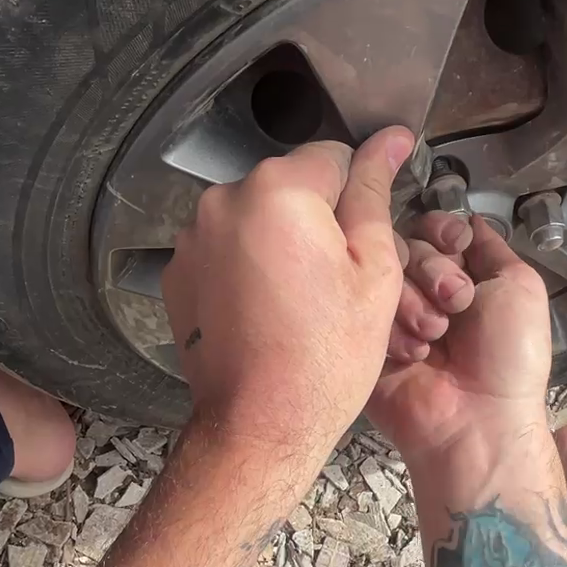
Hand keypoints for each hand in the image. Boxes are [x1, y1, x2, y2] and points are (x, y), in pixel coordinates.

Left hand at [164, 126, 413, 454]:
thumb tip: (388, 141)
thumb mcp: (374, 273)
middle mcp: (223, 200)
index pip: (333, 155)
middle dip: (315, 220)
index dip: (358, 196)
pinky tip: (264, 311)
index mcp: (279, 190)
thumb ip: (375, 195)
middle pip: (288, 187)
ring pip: (255, 219)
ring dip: (279, 242)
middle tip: (335, 281)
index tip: (364, 238)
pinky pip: (224, 250)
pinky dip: (245, 267)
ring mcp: (192, 238)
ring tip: (298, 301)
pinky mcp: (178, 273)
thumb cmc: (324, 358)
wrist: (258, 425)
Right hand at [366, 212, 550, 461]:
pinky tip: (413, 356)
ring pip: (381, 274)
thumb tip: (468, 219)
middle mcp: (420, 291)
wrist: (477, 419)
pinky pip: (362, 311)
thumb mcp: (519, 286)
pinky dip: (392, 330)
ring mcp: (389, 317)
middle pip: (405, 246)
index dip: (441, 232)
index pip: (431, 229)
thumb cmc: (509, 356)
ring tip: (435, 337)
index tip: (456, 247)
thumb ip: (490, 246)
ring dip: (415, 302)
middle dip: (433, 270)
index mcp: (458, 275)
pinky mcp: (365, 342)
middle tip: (456, 305)